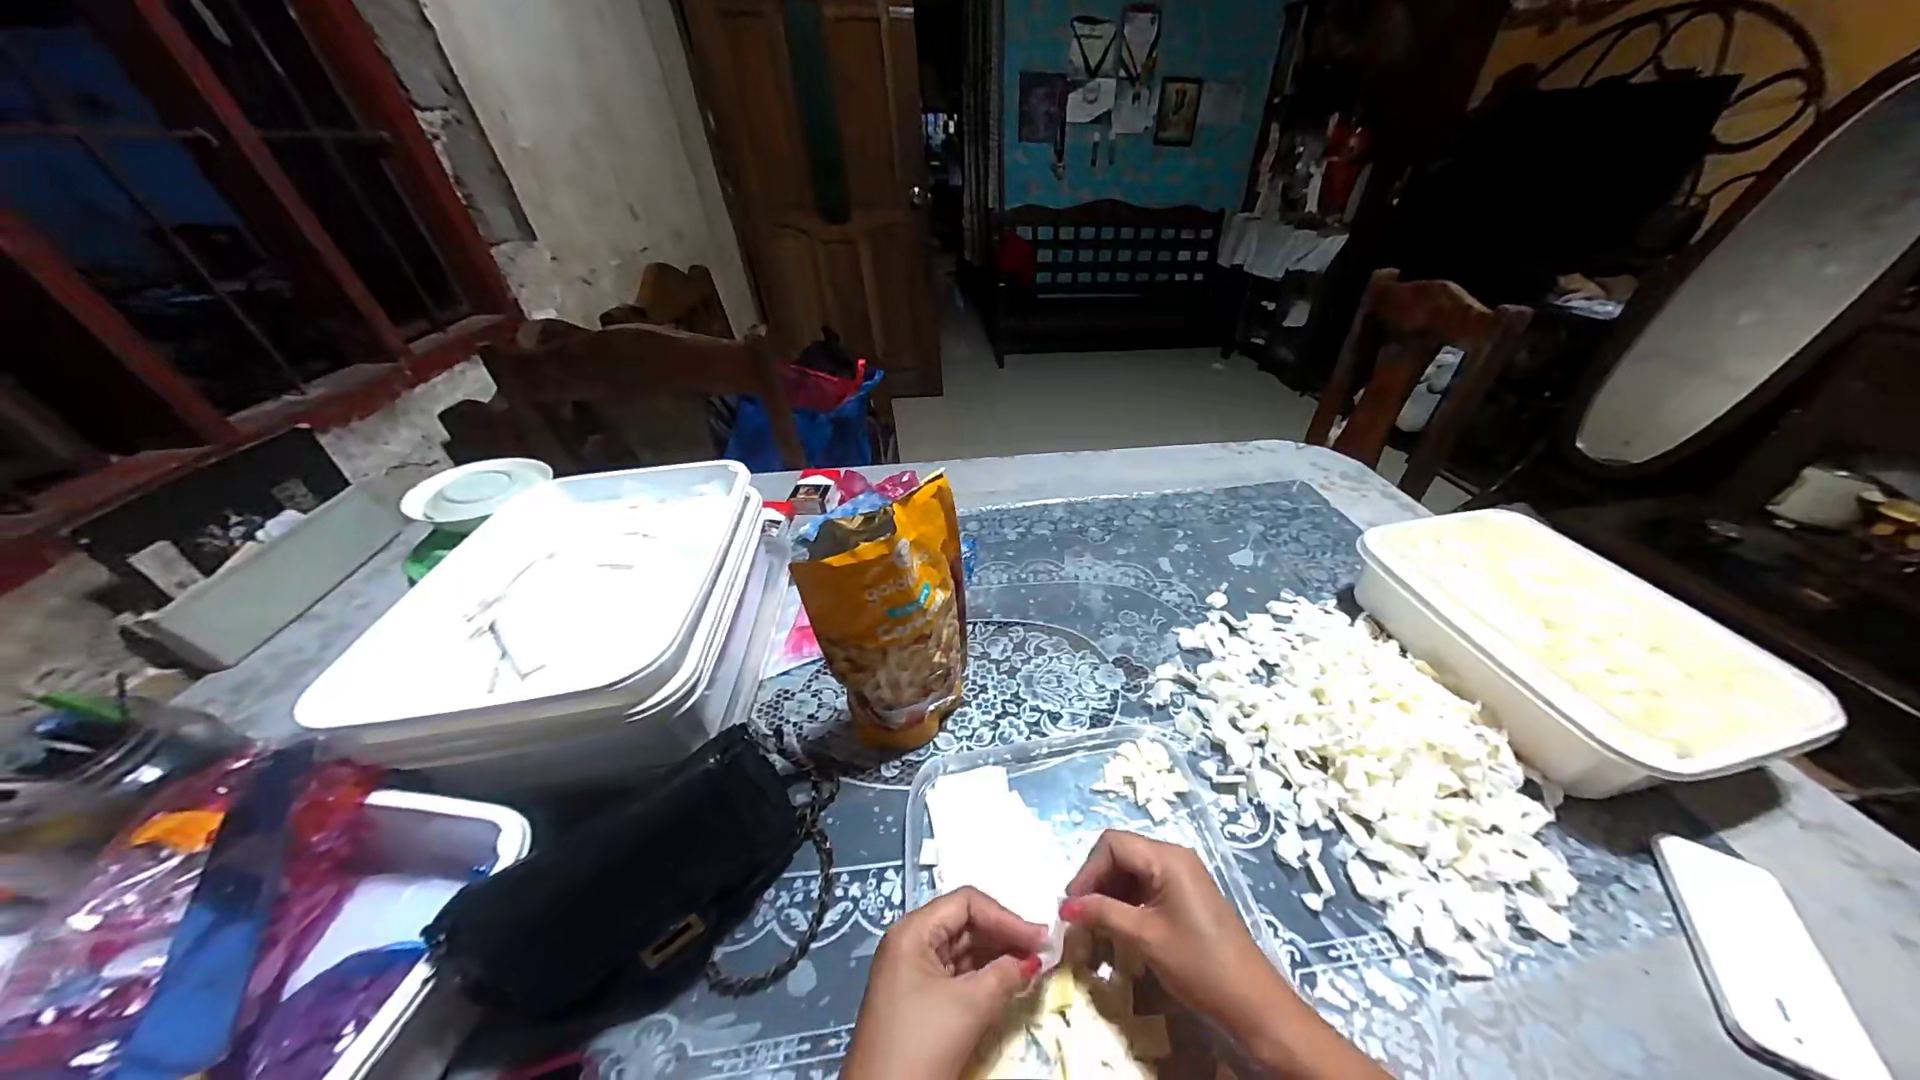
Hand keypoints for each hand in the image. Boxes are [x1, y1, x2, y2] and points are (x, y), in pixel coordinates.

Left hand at [841, 886, 1045, 1079]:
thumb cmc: (922, 1044)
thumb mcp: (969, 1006)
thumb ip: (1004, 975)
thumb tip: (1032, 961)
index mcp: (913, 931)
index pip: (966, 903)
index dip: (1005, 917)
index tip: (1040, 939)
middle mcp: (910, 942)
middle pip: (965, 923)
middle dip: (1004, 936)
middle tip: (1042, 953)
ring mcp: (912, 971)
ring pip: (963, 950)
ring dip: (997, 956)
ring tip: (1031, 967)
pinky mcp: (918, 998)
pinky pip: (956, 974)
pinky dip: (983, 976)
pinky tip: (1009, 982)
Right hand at [1062, 830, 1388, 1079]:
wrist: (1253, 1003)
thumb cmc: (1199, 965)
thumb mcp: (1145, 938)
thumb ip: (1103, 914)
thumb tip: (1064, 906)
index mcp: (1167, 857)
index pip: (1112, 844)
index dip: (1087, 870)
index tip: (1072, 904)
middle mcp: (1175, 856)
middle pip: (1121, 853)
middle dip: (1096, 880)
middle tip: (1080, 914)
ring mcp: (1182, 875)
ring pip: (1132, 869)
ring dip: (1109, 891)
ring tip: (1095, 923)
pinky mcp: (1186, 894)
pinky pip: (1146, 884)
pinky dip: (1127, 900)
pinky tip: (1119, 924)